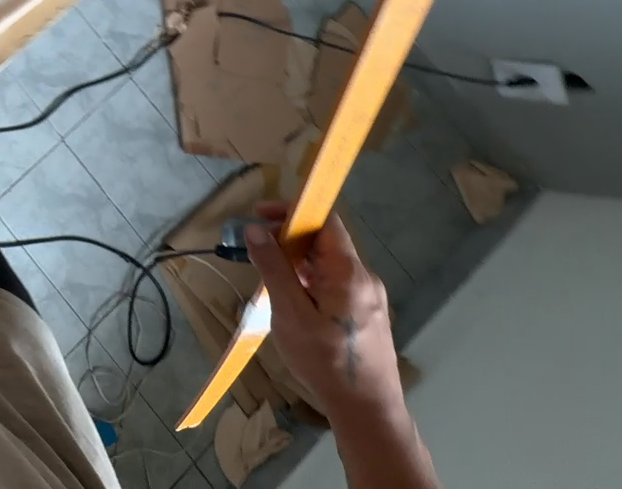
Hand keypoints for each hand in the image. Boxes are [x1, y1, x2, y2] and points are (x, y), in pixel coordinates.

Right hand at [246, 202, 402, 417]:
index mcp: (349, 273)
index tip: (259, 215)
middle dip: (287, 239)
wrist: (367, 410)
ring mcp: (367, 298)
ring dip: (294, 261)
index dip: (292, 211)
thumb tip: (254, 229)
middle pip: (324, 242)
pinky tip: (289, 300)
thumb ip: (273, 268)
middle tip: (256, 252)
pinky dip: (306, 279)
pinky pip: (332, 282)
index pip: (325, 222)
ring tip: (268, 280)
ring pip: (326, 264)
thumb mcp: (289, 312)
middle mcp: (363, 279)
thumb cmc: (325, 359)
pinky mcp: (364, 314)